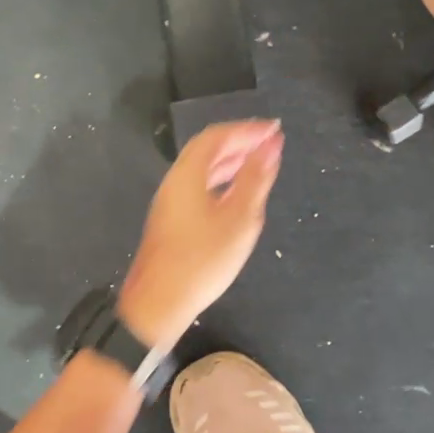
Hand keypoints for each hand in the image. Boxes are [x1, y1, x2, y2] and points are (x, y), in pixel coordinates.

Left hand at [118, 120, 284, 348]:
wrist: (158, 302)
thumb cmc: (202, 260)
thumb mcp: (239, 219)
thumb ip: (255, 179)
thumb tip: (270, 145)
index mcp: (187, 174)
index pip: (217, 137)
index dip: (246, 130)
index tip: (274, 130)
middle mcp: (174, 180)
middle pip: (206, 149)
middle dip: (238, 141)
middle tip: (268, 142)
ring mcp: (170, 200)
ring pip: (200, 167)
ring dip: (229, 159)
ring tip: (258, 160)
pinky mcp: (171, 218)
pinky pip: (197, 184)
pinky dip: (220, 178)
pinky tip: (235, 191)